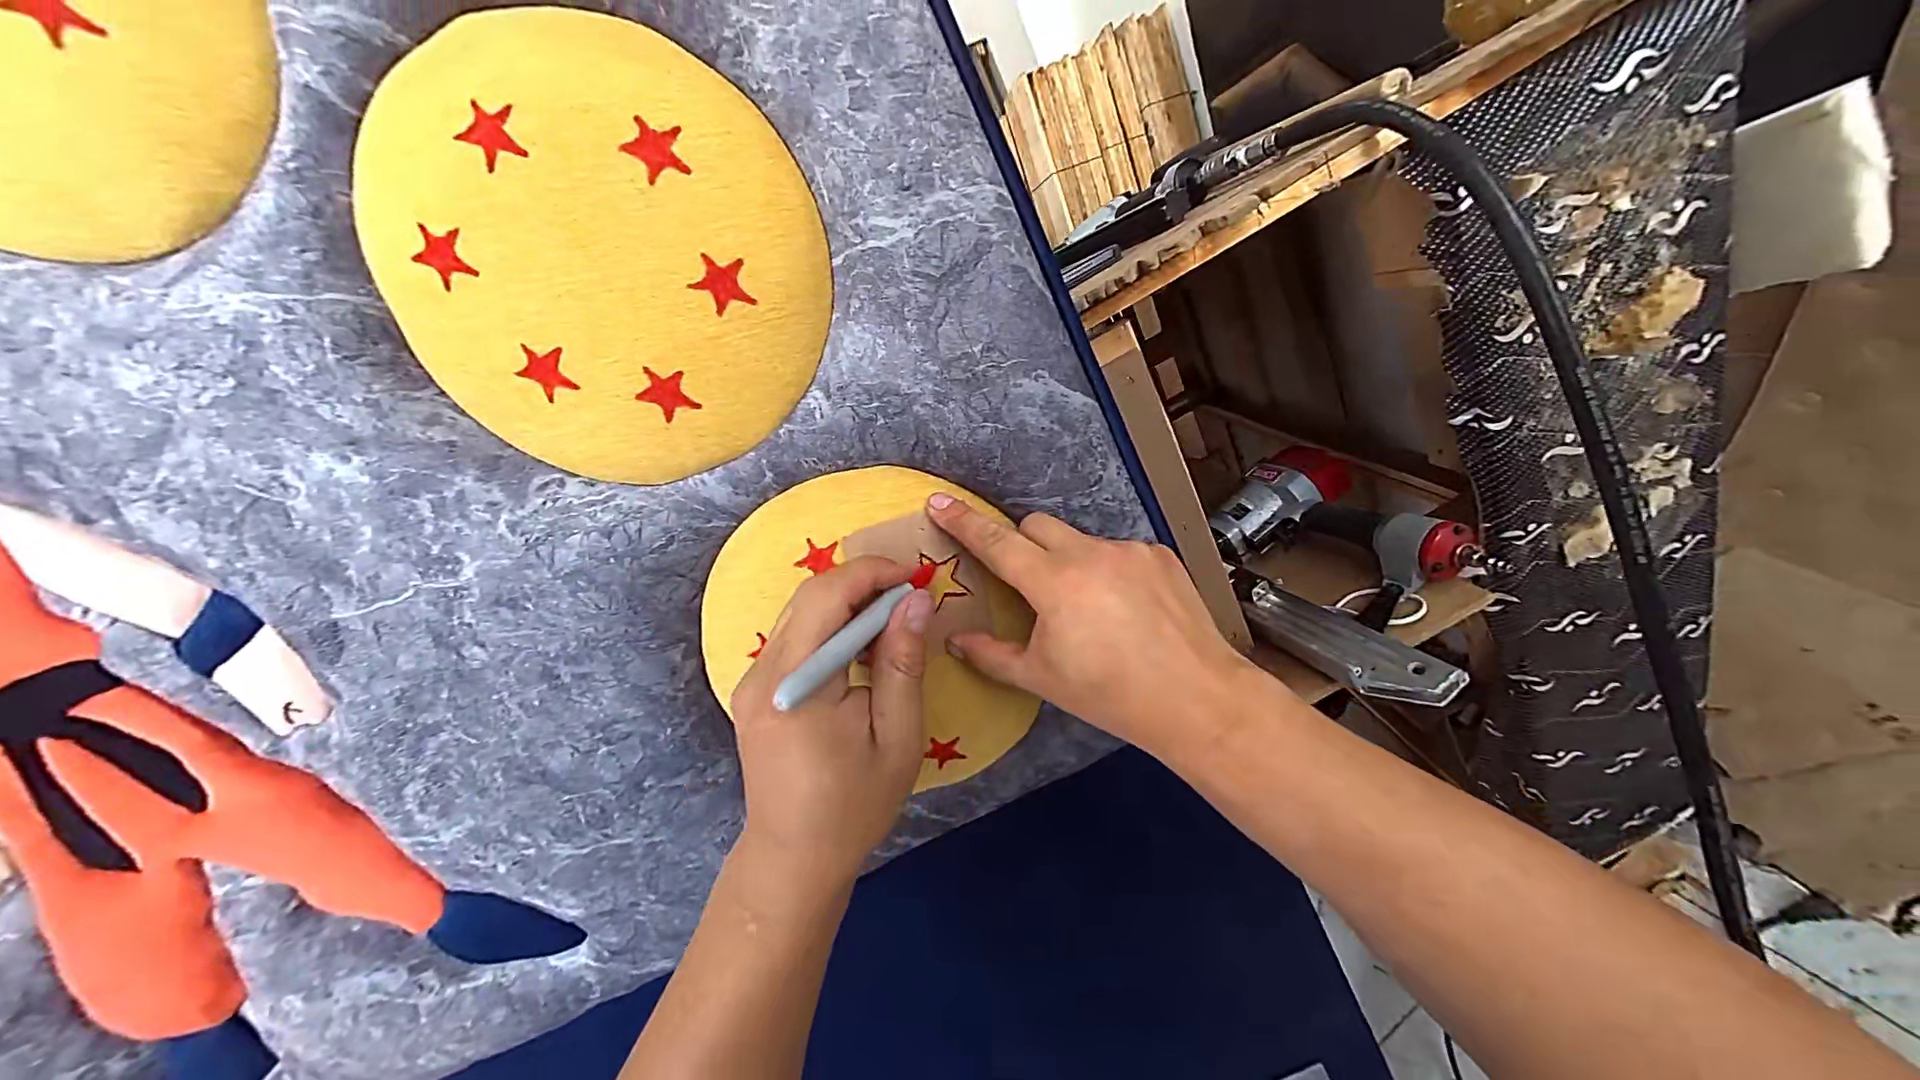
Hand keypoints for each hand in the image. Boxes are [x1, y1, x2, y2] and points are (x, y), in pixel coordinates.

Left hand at [727, 557, 931, 886]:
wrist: (795, 858)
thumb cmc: (854, 805)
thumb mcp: (897, 736)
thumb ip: (903, 663)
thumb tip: (916, 601)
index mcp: (795, 684)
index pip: (827, 598)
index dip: (873, 574)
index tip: (917, 576)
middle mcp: (762, 673)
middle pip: (809, 597)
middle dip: (863, 583)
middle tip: (910, 595)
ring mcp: (752, 681)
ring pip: (800, 613)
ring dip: (848, 603)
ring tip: (893, 620)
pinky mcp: (757, 690)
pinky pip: (796, 638)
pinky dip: (832, 627)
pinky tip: (862, 648)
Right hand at [927, 493, 1261, 755]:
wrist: (1196, 698)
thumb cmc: (1113, 695)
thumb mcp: (1042, 678)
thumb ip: (991, 654)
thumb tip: (957, 641)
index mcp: (1056, 584)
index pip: (997, 542)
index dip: (964, 522)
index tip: (941, 503)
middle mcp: (1092, 555)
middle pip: (1037, 525)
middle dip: (1022, 543)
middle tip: (1026, 582)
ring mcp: (1130, 551)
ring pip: (1079, 540)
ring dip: (1069, 562)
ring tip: (1088, 610)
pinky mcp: (1159, 555)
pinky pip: (1117, 550)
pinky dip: (1107, 570)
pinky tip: (1123, 609)